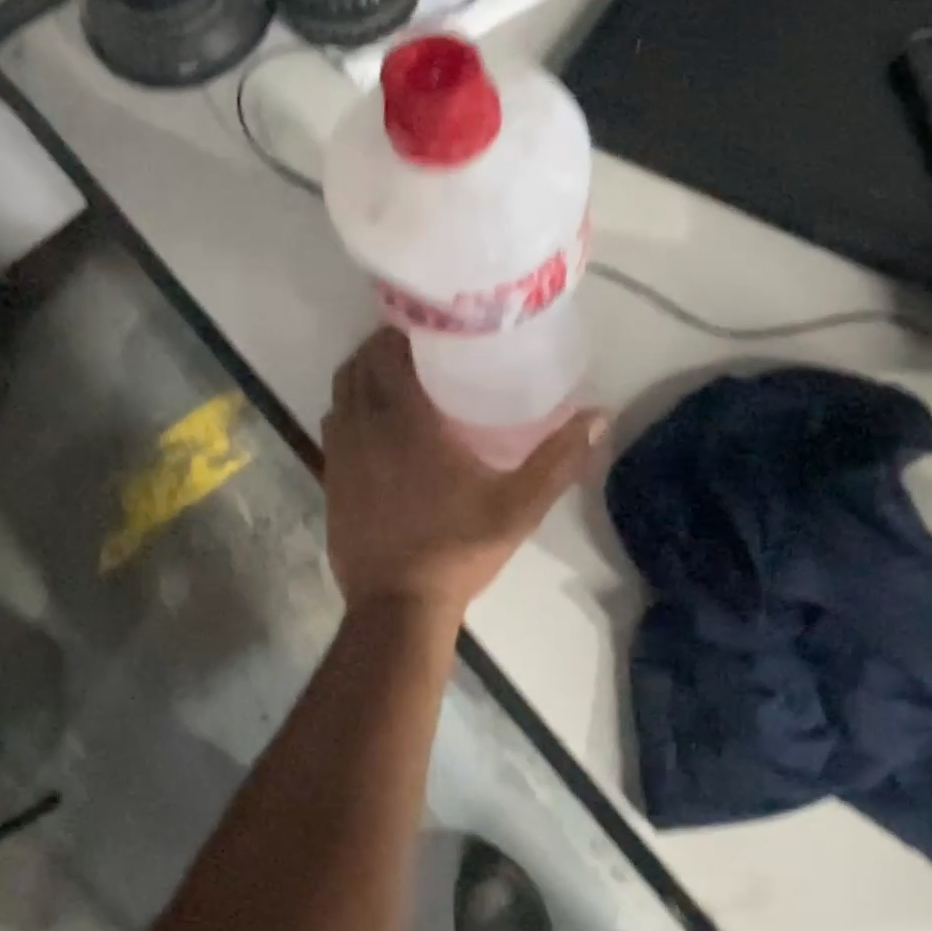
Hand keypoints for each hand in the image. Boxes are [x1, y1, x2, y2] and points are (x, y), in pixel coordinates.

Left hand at [322, 328, 605, 625]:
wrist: (397, 606)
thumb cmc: (458, 548)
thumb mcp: (519, 506)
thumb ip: (559, 459)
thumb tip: (601, 416)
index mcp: (405, 422)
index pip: (388, 354)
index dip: (401, 331)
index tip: (428, 325)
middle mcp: (365, 429)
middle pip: (358, 367)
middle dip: (381, 349)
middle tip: (418, 349)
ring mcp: (340, 456)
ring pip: (340, 395)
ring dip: (362, 378)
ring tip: (396, 380)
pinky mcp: (330, 482)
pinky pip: (333, 428)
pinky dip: (350, 412)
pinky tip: (376, 428)